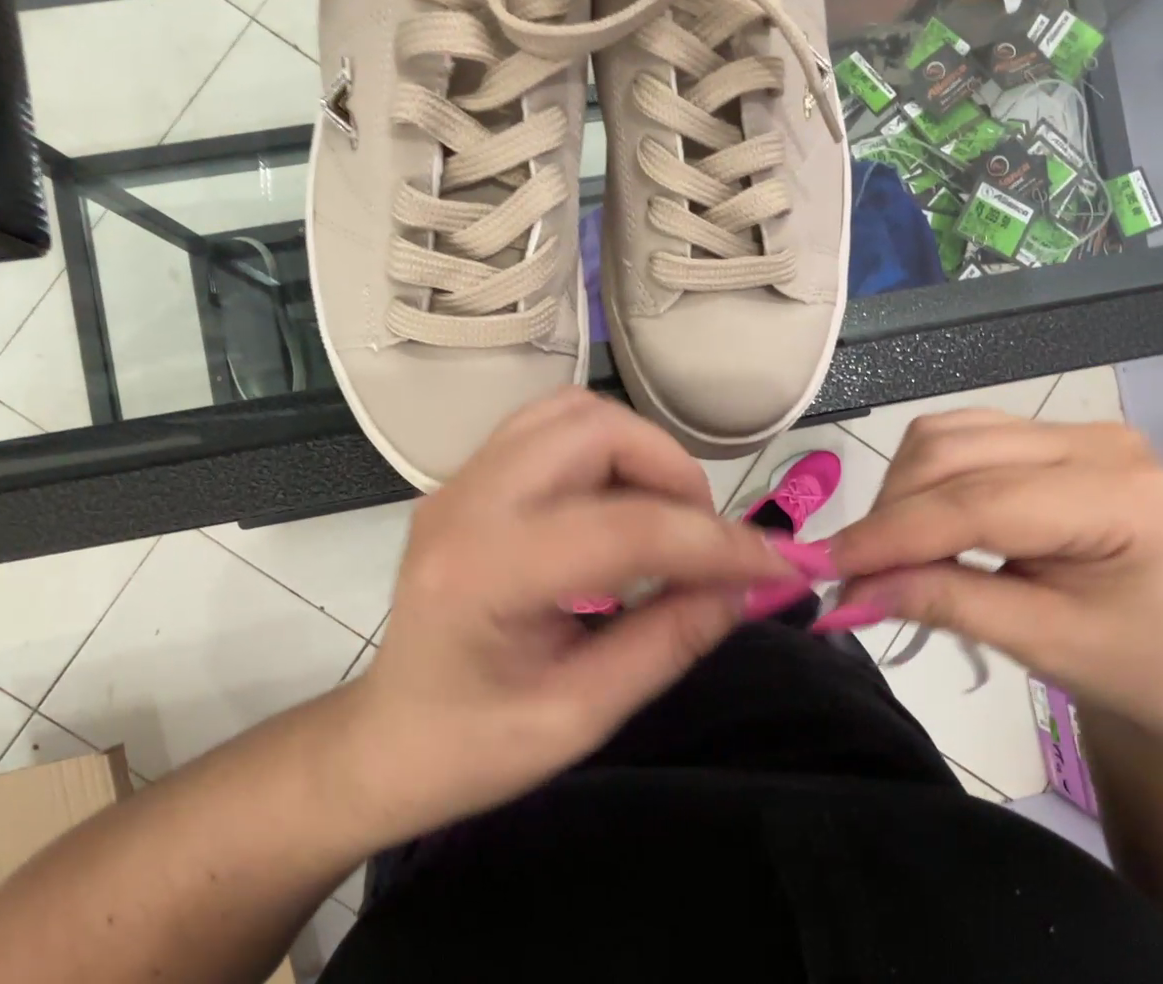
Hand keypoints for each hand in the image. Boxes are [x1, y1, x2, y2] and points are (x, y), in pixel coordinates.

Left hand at [331, 390, 796, 847]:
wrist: (387, 740)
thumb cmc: (473, 749)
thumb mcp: (582, 714)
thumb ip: (670, 640)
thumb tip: (748, 586)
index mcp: (484, 575)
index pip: (624, 528)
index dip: (715, 542)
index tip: (776, 565)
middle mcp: (465, 504)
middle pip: (594, 430)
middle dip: (674, 473)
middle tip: (707, 540)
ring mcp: (459, 483)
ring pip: (573, 414)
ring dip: (640, 452)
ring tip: (668, 520)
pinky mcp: (467, 481)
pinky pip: (550, 429)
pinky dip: (606, 453)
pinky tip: (620, 508)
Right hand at [830, 410, 1162, 735]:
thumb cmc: (1122, 659)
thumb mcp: (1038, 642)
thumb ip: (945, 604)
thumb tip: (851, 591)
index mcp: (1124, 498)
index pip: (981, 502)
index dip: (896, 533)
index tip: (829, 567)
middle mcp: (1100, 443)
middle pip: (953, 453)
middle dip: (891, 514)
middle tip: (854, 574)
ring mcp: (1070, 430)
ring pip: (944, 436)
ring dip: (899, 492)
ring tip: (890, 553)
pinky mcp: (1042, 434)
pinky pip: (954, 436)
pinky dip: (917, 479)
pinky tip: (919, 523)